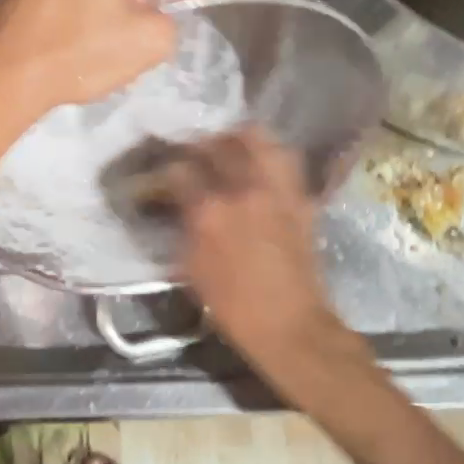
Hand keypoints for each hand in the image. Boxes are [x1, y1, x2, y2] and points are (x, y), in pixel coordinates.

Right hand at [168, 128, 362, 373]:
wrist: (292, 326)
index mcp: (210, 211)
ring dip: (240, 137)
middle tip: (193, 149)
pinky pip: (286, 162)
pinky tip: (259, 162)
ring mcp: (275, 192)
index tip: (164, 172)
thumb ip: (185, 228)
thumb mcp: (193, 269)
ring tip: (229, 142)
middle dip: (201, 143)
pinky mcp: (300, 200)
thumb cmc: (235, 307)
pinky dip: (270, 154)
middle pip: (219, 144)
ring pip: (259, 141)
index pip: (180, 170)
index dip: (168, 168)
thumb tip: (178, 205)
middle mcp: (243, 191)